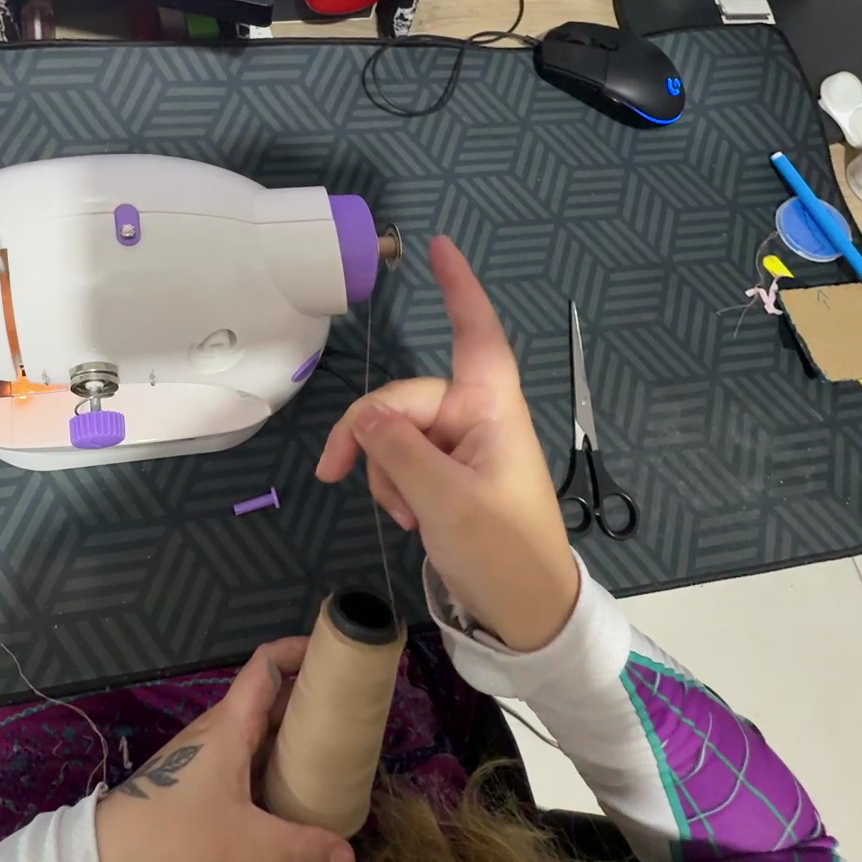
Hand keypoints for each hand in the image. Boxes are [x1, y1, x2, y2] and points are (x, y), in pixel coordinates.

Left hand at [95, 638, 355, 861]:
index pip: (266, 664)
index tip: (331, 650)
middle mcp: (219, 729)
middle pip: (269, 698)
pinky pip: (244, 758)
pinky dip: (271, 762)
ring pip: (257, 731)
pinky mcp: (197, 778)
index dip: (299, 648)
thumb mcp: (246, 846)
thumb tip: (347, 854)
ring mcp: (206, 753)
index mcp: (231, 724)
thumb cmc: (176, 836)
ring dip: (289, 734)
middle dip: (306, 699)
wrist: (108, 857)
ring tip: (327, 749)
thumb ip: (300, 848)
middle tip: (344, 711)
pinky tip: (289, 789)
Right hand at [315, 236, 577, 651]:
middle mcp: (474, 415)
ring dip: (385, 470)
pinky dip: (393, 484)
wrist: (525, 613)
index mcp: (490, 407)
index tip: (438, 247)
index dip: (458, 288)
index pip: (475, 333)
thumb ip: (399, 450)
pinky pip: (402, 459)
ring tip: (404, 515)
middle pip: (404, 399)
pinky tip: (407, 516)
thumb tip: (365, 418)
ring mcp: (459, 445)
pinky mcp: (447, 472)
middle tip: (336, 472)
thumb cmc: (502, 551)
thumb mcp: (445, 500)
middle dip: (372, 436)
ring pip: (396, 432)